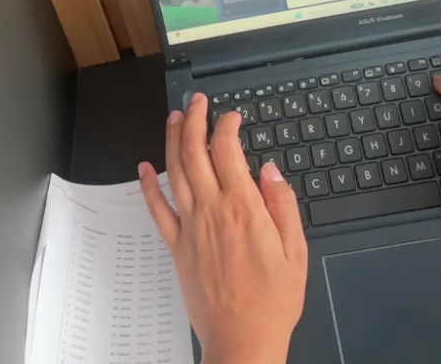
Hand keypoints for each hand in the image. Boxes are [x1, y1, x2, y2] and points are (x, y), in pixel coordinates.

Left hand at [140, 93, 306, 363]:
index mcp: (243, 207)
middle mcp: (212, 210)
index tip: (231, 116)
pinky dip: (149, 185)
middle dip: (194, 119)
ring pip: (174, 171)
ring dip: (172, 139)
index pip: (227, 150)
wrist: (244, 342)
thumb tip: (270, 171)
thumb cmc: (273, 300)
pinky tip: (145, 167)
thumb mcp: (296, 250)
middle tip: (197, 101)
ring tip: (174, 117)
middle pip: (195, 151)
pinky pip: (158, 210)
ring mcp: (191, 226)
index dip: (226, 125)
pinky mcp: (177, 246)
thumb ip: (283, 205)